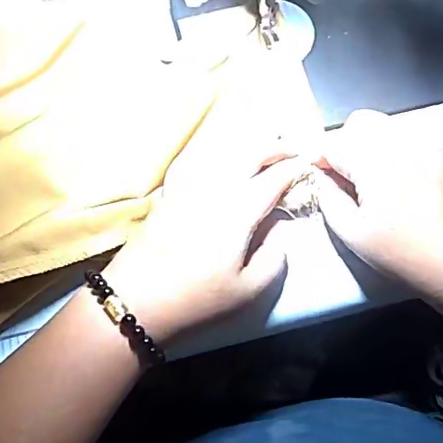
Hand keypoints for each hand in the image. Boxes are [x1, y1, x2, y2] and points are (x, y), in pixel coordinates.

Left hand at [100, 95, 305, 342]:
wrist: (134, 299)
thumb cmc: (196, 298)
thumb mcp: (249, 289)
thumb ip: (274, 256)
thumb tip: (279, 228)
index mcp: (239, 209)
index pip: (274, 177)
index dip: (294, 168)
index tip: (307, 165)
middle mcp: (215, 187)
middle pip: (250, 151)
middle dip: (275, 145)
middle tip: (292, 149)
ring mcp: (189, 185)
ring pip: (224, 149)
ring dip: (249, 143)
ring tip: (264, 145)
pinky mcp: (170, 191)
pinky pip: (201, 158)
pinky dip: (220, 150)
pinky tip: (224, 155)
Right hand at [315, 109, 442, 318]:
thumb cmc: (411, 257)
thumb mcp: (357, 236)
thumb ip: (330, 200)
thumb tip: (322, 178)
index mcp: (376, 162)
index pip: (334, 142)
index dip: (321, 158)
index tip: (322, 177)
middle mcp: (403, 142)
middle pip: (361, 123)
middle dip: (347, 145)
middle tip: (348, 181)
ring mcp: (430, 144)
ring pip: (387, 129)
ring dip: (373, 148)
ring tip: (379, 185)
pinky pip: (412, 140)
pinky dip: (398, 154)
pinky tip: (406, 186)